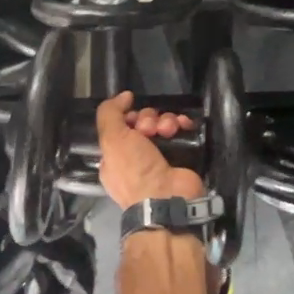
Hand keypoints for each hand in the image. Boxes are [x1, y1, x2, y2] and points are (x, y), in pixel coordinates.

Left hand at [95, 91, 205, 208]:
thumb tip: (124, 96)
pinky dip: (182, 124)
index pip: (122, 125)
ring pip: (162, 124)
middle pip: (144, 123)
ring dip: (166, 121)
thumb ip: (110, 113)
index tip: (133, 121)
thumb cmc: (134, 170)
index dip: (129, 118)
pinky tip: (183, 125)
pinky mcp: (181, 156)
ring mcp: (160, 157)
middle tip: (151, 130)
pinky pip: (181, 131)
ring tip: (169, 130)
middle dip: (148, 120)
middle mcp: (137, 156)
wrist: (167, 198)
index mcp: (116, 156)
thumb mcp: (111, 140)